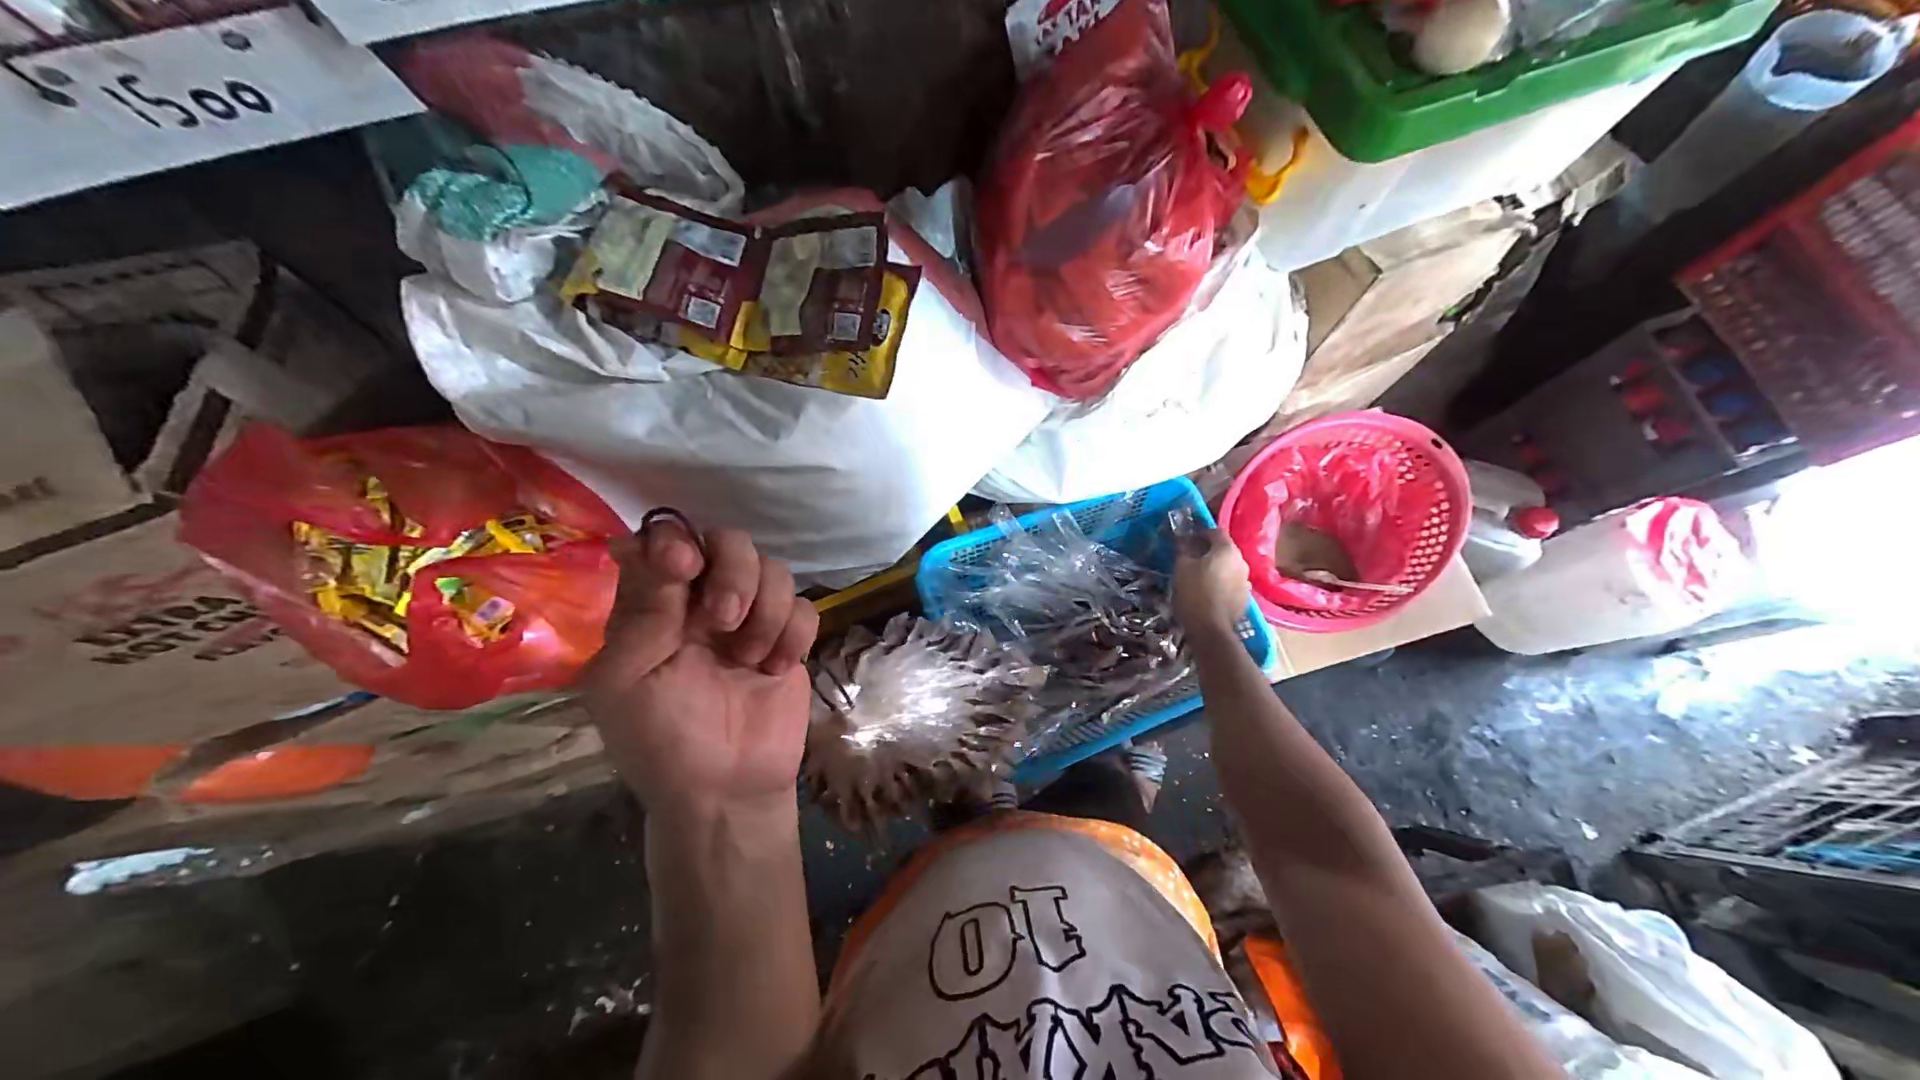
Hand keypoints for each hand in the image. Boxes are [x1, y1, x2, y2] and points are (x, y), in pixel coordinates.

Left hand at [583, 514, 819, 816]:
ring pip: (773, 569)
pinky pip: (805, 607)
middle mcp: (701, 602)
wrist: (726, 790)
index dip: (677, 538)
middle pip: (728, 541)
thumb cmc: (662, 741)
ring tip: (750, 658)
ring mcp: (750, 619)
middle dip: (734, 572)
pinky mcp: (788, 640)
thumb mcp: (627, 681)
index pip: (663, 540)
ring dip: (766, 609)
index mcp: (652, 606)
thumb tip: (663, 543)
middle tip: (724, 619)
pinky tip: (775, 668)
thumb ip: (644, 611)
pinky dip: (793, 633)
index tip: (685, 565)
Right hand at [1173, 528, 1251, 637]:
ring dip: (1216, 567)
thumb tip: (1182, 538)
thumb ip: (1183, 549)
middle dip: (1208, 550)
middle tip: (1191, 557)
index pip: (1216, 531)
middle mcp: (1242, 562)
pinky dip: (1221, 582)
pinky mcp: (1244, 598)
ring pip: (1229, 567)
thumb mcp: (1182, 567)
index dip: (1201, 533)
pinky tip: (1208, 592)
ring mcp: (1245, 581)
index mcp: (1227, 550)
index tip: (1187, 539)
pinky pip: (1231, 583)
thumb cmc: (1194, 592)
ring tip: (1198, 576)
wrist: (1210, 628)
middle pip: (1224, 549)